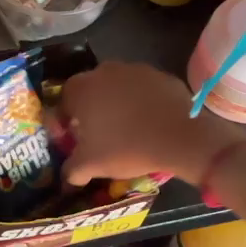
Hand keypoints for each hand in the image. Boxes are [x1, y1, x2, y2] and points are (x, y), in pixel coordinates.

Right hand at [59, 61, 245, 185]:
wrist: (182, 138)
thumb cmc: (127, 147)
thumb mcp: (91, 165)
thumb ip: (71, 170)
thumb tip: (68, 176)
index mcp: (81, 89)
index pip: (63, 100)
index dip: (65, 119)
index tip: (74, 137)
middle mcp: (104, 72)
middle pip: (90, 90)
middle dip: (91, 109)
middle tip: (99, 133)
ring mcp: (135, 70)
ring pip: (117, 87)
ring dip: (116, 103)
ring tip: (126, 128)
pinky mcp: (160, 76)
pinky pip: (142, 89)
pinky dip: (141, 102)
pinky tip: (148, 122)